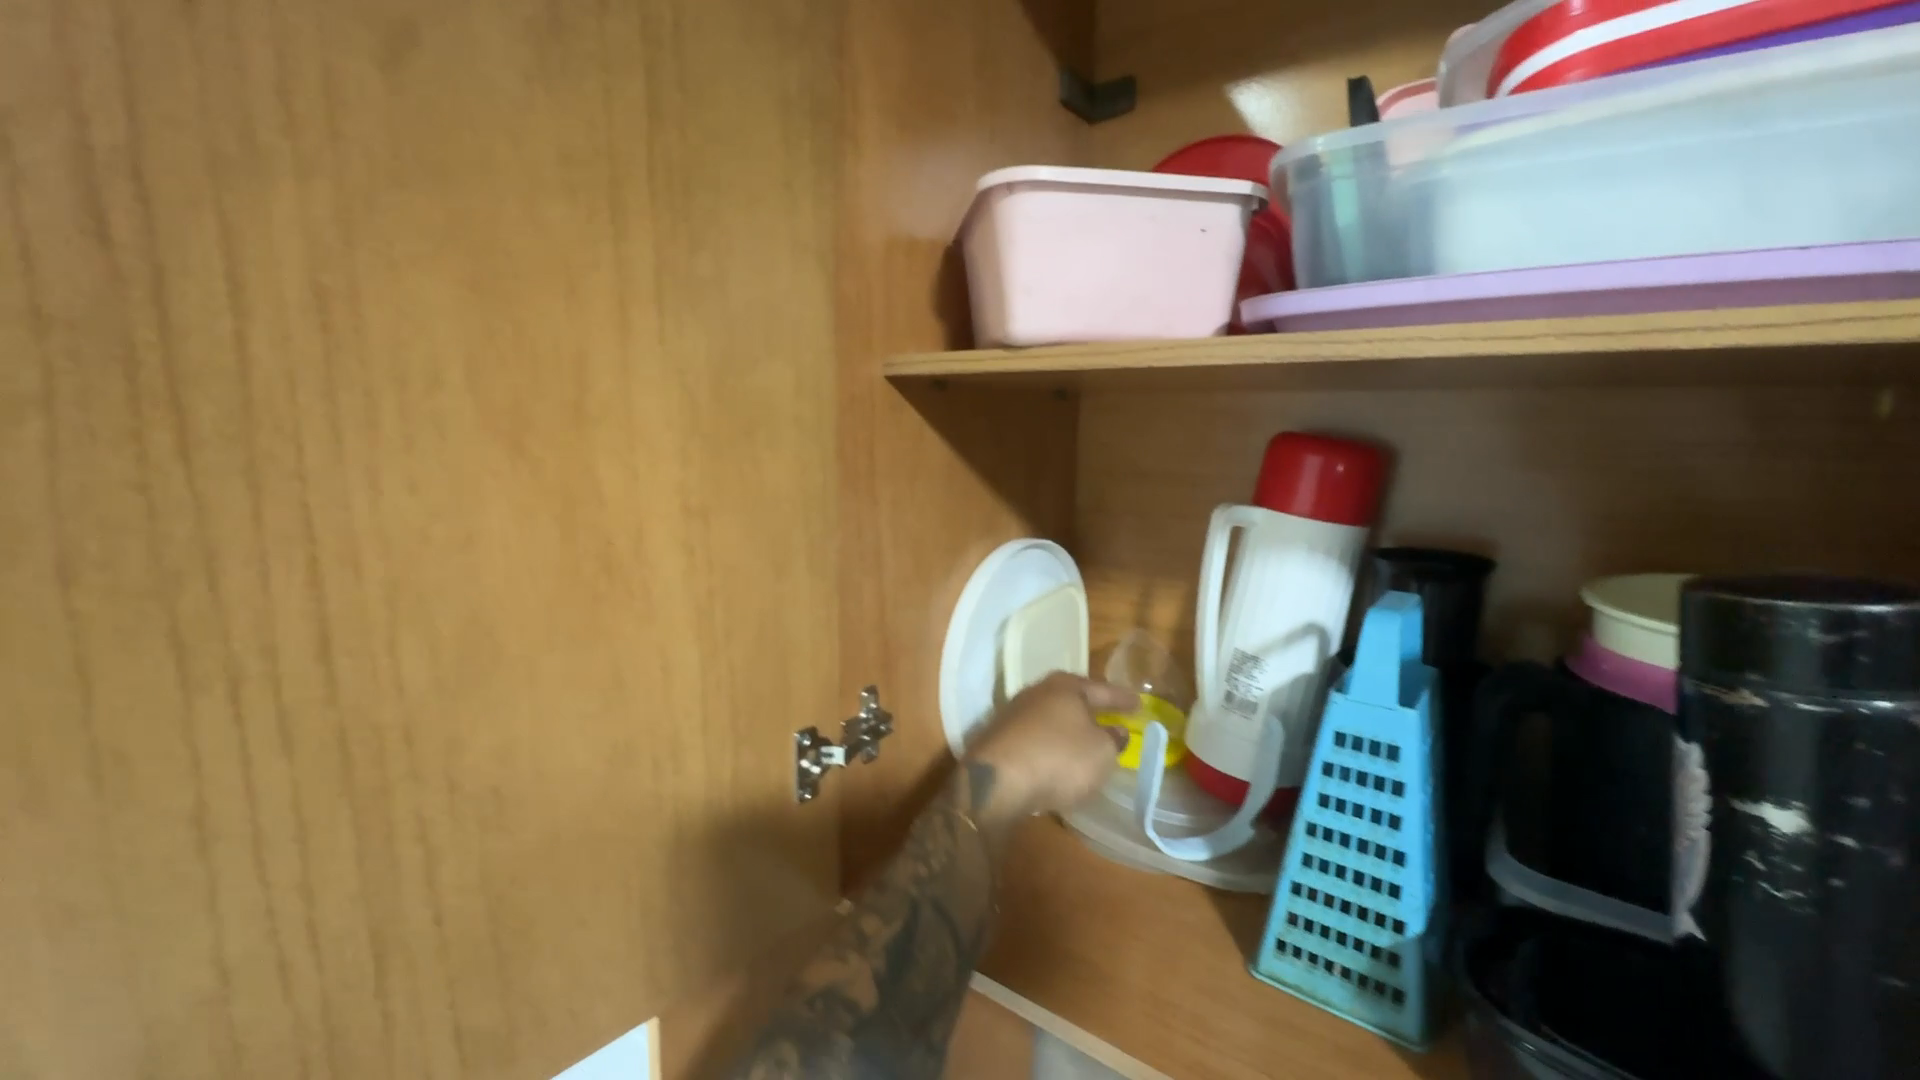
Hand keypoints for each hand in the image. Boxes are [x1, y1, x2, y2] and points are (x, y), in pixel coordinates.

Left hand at [965, 672, 1136, 821]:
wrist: (996, 781)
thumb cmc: (1059, 758)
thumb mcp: (1101, 752)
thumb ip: (1113, 740)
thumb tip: (1116, 731)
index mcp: (1065, 687)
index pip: (1102, 690)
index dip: (1123, 699)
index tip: (1140, 704)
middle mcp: (1036, 693)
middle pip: (1071, 701)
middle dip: (1091, 711)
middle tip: (1111, 718)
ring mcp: (1013, 716)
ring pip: (1051, 720)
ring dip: (1068, 731)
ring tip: (1086, 743)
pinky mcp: (999, 741)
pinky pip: (1035, 741)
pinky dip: (1050, 748)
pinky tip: (1057, 761)